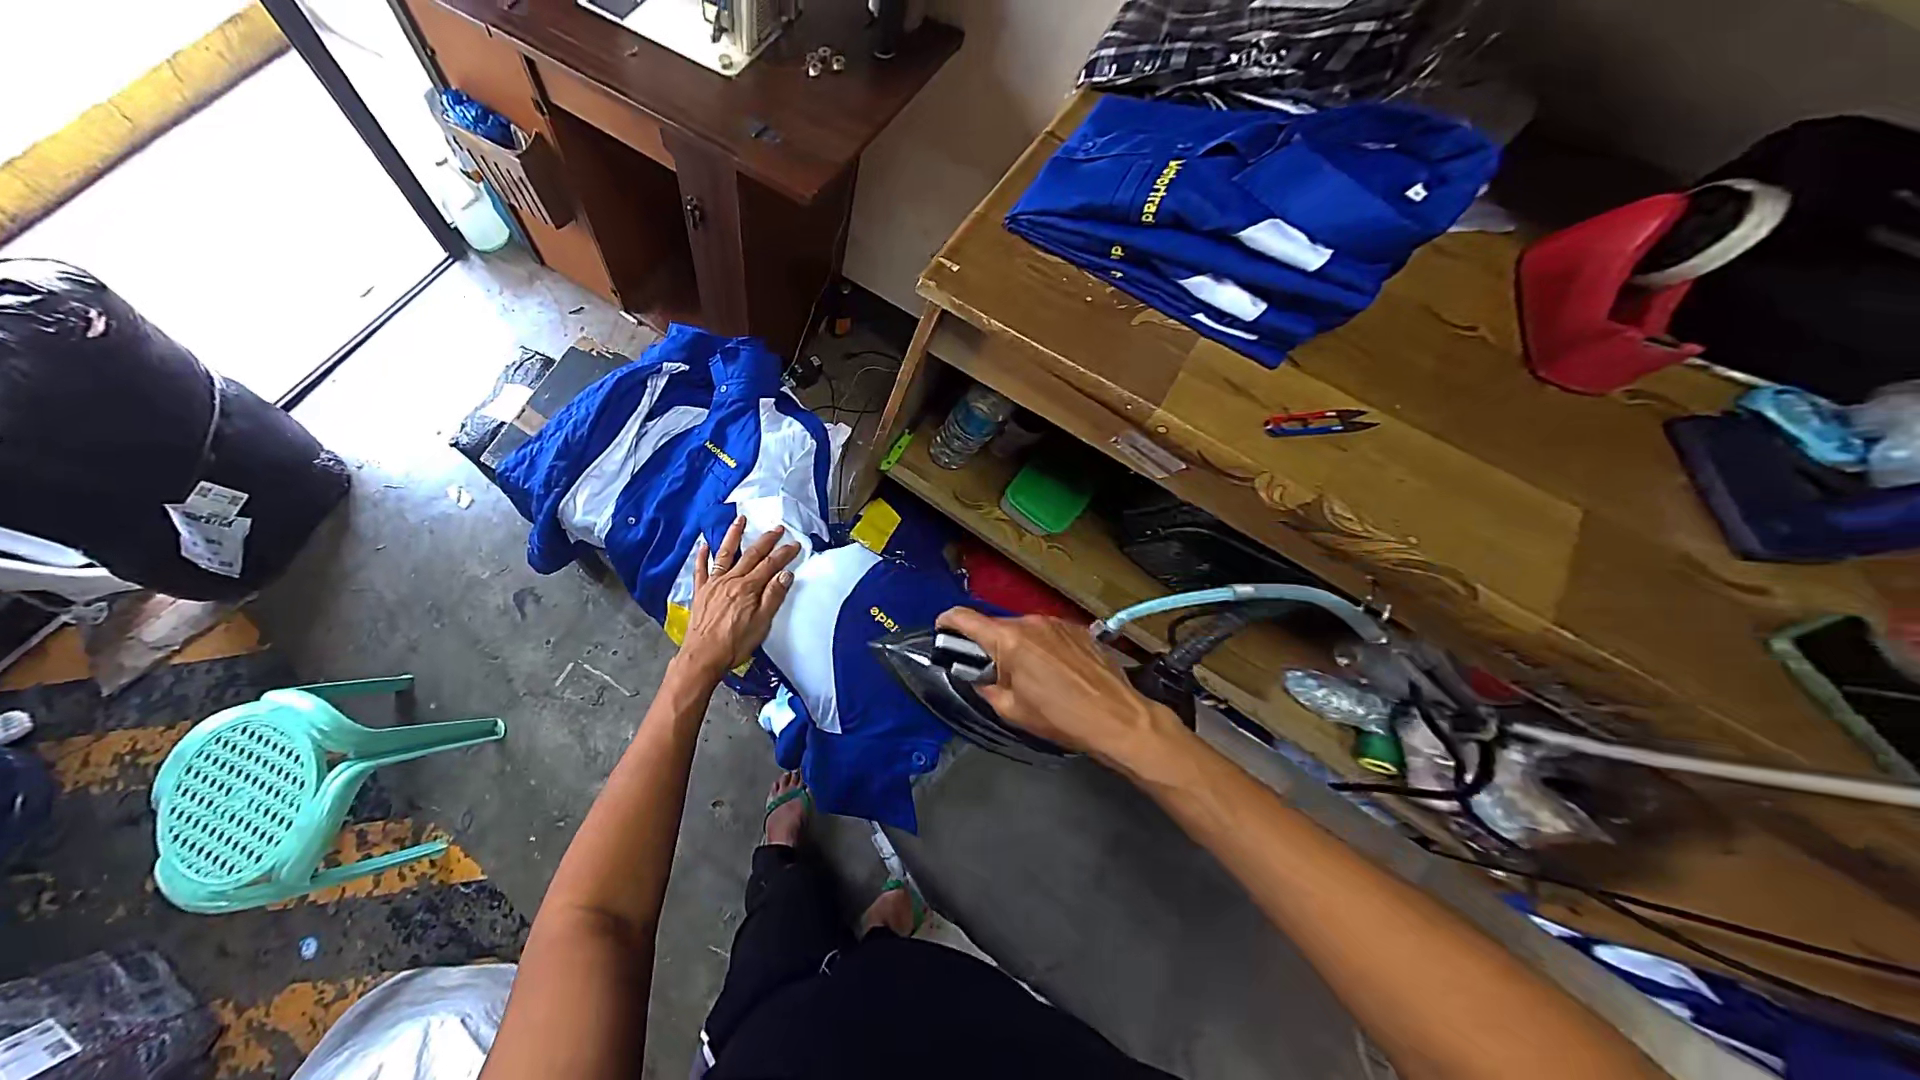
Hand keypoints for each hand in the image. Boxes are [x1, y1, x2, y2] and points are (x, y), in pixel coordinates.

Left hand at [678, 517, 800, 678]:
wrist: (702, 656)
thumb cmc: (734, 644)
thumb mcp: (762, 623)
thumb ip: (773, 597)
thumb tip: (785, 575)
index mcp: (748, 588)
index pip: (771, 565)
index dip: (784, 554)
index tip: (794, 545)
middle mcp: (731, 581)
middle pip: (752, 555)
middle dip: (766, 540)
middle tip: (777, 529)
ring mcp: (714, 584)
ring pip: (726, 554)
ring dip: (734, 536)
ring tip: (740, 521)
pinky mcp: (701, 592)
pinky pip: (701, 569)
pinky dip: (703, 556)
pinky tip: (704, 546)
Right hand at [934, 608, 1185, 766]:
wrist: (1118, 718)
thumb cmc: (1063, 718)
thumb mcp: (1012, 711)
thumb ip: (987, 689)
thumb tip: (980, 679)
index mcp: (1010, 641)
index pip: (965, 618)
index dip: (947, 622)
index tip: (942, 631)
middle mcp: (1032, 622)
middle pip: (997, 626)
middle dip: (989, 646)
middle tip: (993, 673)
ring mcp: (1057, 623)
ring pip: (1024, 629)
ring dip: (1019, 647)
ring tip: (1031, 677)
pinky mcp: (1077, 629)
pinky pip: (1048, 633)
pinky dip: (1043, 647)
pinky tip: (1055, 672)